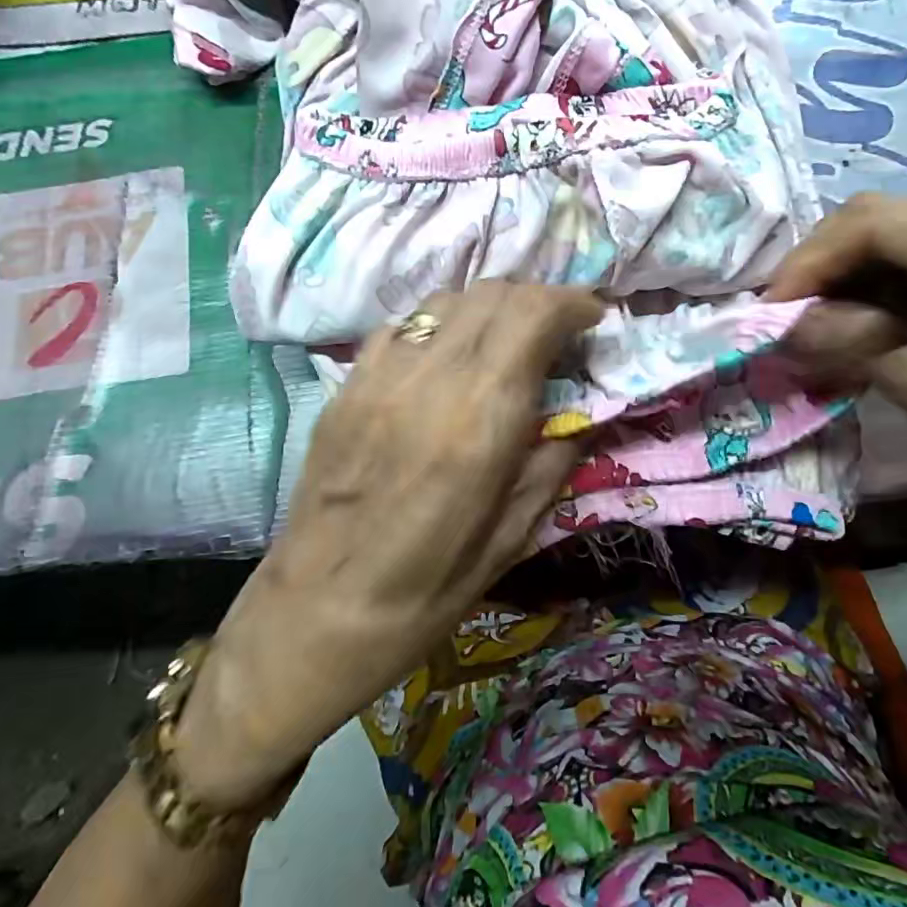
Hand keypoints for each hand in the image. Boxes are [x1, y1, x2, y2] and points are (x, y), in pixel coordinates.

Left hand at [175, 282, 602, 806]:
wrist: (314, 613)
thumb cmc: (424, 595)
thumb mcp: (510, 540)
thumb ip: (550, 463)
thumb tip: (578, 414)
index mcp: (478, 421)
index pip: (531, 315)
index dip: (572, 304)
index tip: (593, 319)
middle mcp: (427, 380)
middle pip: (490, 294)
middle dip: (536, 300)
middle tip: (556, 332)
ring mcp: (377, 377)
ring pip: (444, 301)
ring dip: (487, 309)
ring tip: (504, 343)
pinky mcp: (344, 388)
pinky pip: (399, 328)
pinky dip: (437, 328)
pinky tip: (444, 362)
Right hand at [768, 193, 906, 496]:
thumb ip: (858, 348)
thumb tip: (785, 325)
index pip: (879, 223)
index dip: (811, 259)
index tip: (772, 311)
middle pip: (880, 222)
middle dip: (821, 269)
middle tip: (788, 323)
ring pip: (888, 243)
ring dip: (841, 284)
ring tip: (817, 333)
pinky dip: (869, 295)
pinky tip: (858, 330)